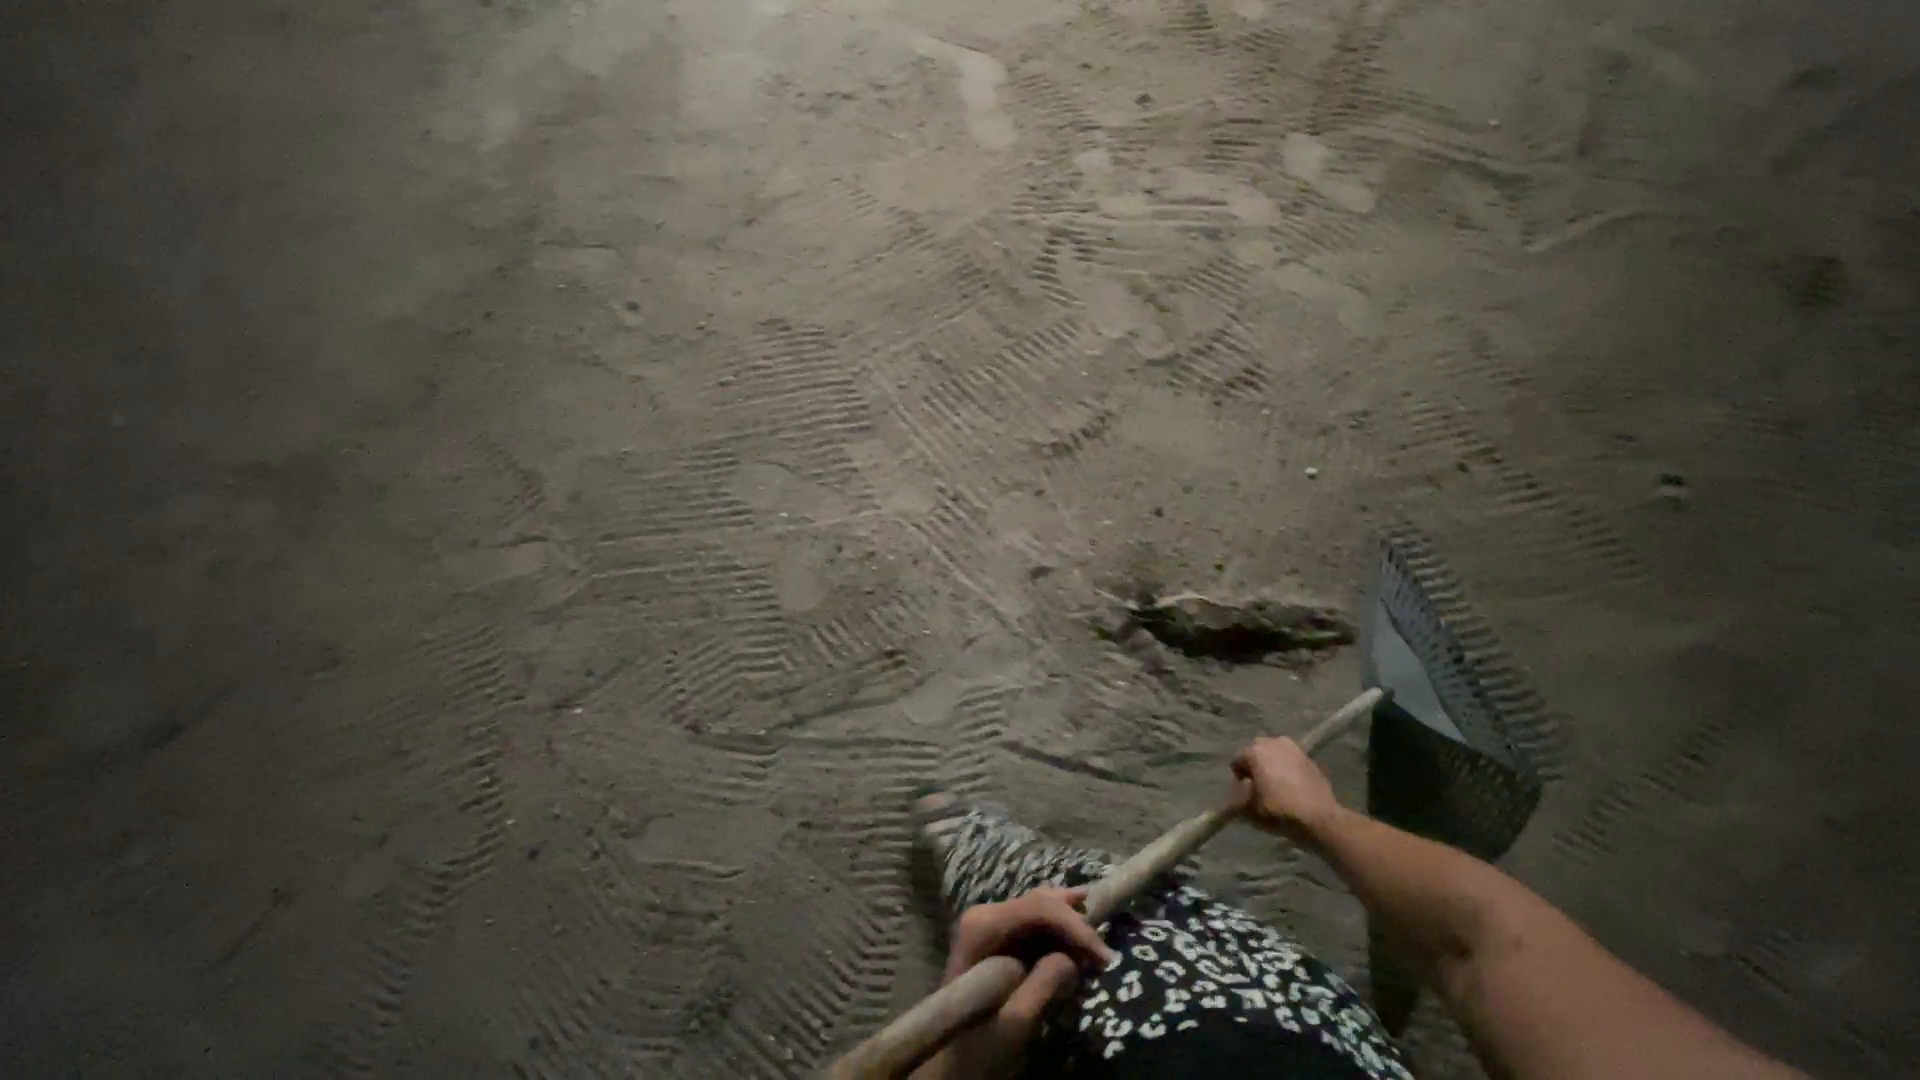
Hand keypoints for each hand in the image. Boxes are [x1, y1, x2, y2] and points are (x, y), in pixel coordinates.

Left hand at [917, 886, 1116, 1078]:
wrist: (948, 1058)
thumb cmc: (978, 1041)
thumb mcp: (1015, 1020)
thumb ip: (1045, 983)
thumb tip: (1074, 957)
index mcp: (983, 925)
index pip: (1040, 908)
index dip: (1077, 928)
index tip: (1106, 959)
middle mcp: (985, 913)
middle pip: (1043, 902)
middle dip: (1077, 924)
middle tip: (1104, 956)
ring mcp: (990, 922)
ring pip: (1042, 909)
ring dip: (1071, 927)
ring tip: (1096, 949)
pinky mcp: (998, 936)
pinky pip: (1036, 924)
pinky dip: (1060, 935)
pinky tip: (1078, 947)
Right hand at [1232, 736, 1344, 842]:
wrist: (1320, 818)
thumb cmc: (1279, 810)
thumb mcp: (1249, 810)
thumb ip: (1236, 799)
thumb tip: (1236, 794)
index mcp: (1256, 752)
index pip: (1237, 759)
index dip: (1237, 775)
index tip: (1242, 790)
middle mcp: (1274, 743)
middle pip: (1257, 751)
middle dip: (1255, 764)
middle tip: (1257, 784)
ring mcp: (1295, 749)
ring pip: (1276, 752)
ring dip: (1272, 763)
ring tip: (1275, 783)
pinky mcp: (1310, 760)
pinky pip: (1291, 760)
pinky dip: (1288, 768)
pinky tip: (1291, 786)